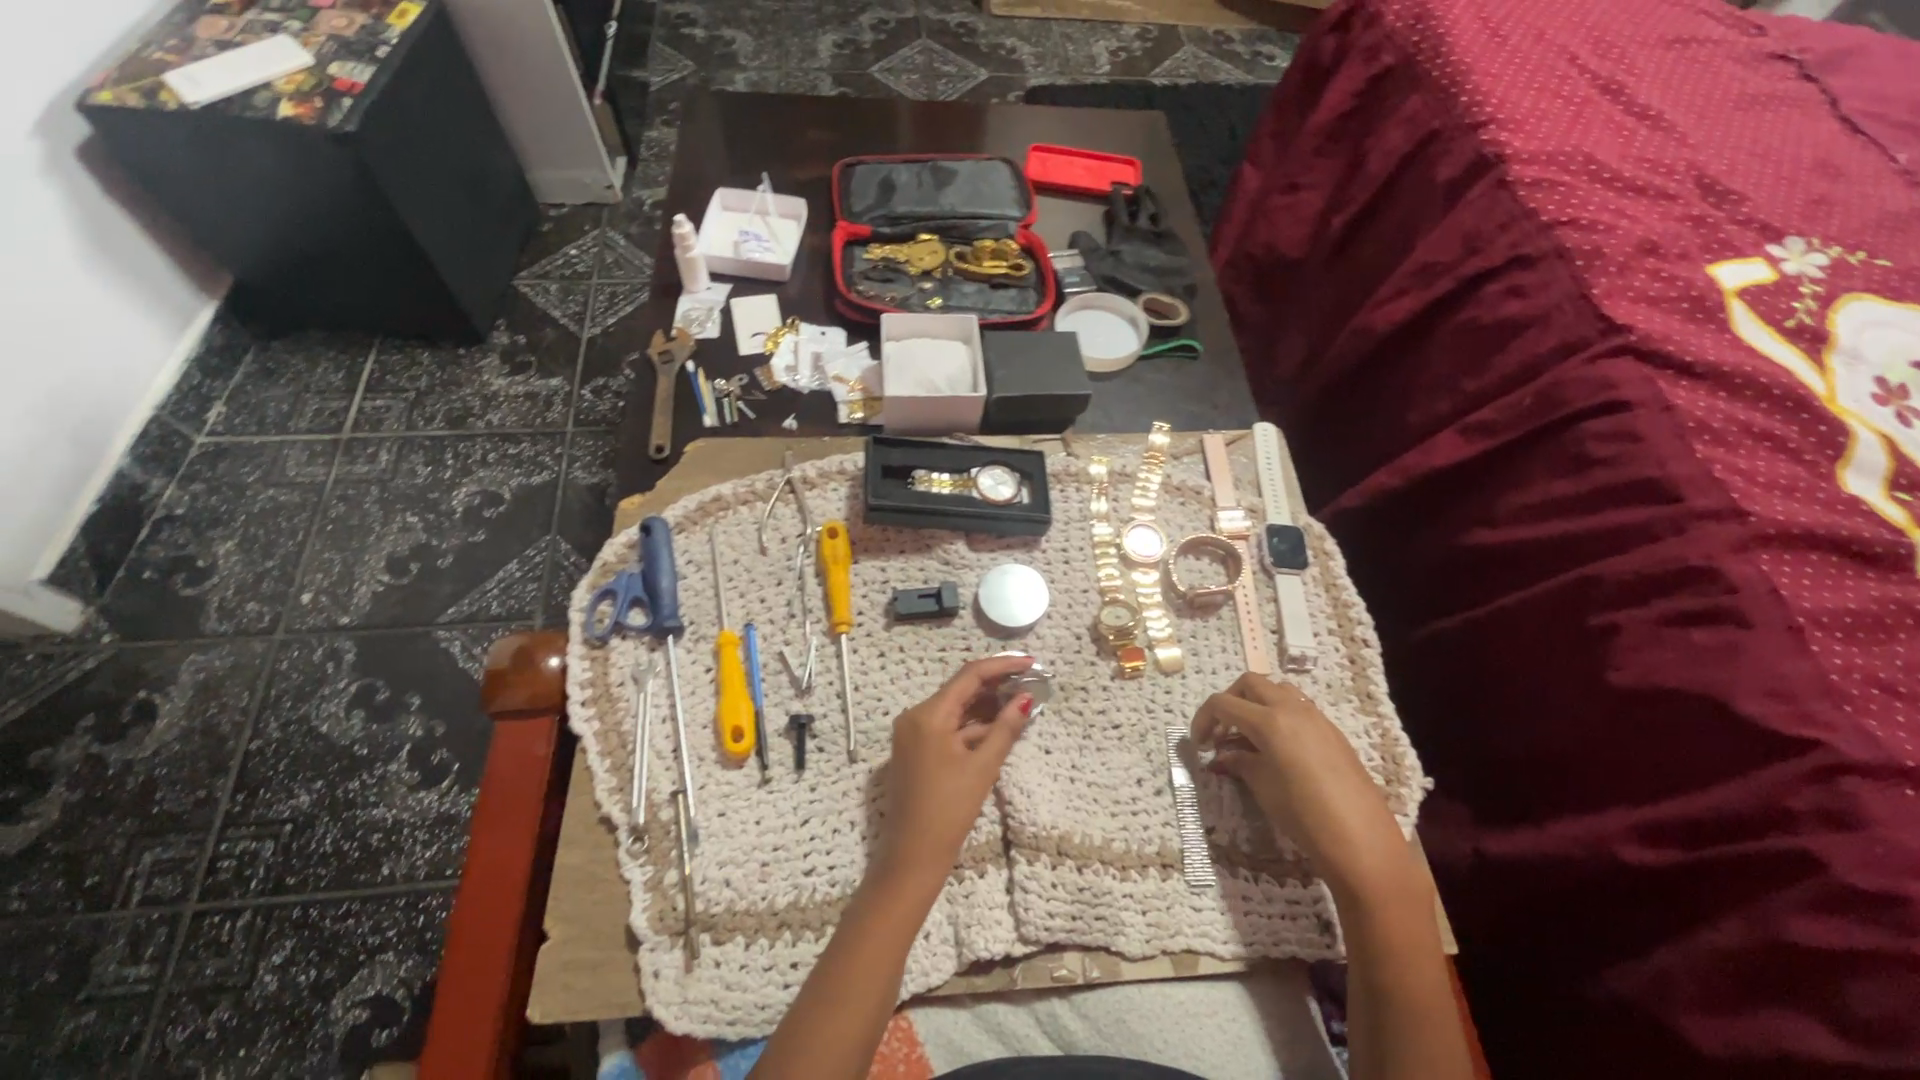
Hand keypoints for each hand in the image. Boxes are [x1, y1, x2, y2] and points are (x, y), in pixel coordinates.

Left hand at [872, 654, 1035, 890]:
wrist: (912, 855)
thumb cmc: (948, 810)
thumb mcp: (983, 766)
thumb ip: (1006, 728)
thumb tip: (1027, 698)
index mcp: (927, 714)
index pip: (969, 676)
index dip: (1002, 666)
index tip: (1031, 663)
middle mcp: (915, 716)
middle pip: (960, 689)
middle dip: (996, 685)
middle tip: (1031, 682)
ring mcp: (913, 734)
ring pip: (955, 709)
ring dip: (986, 706)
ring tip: (1022, 702)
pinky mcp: (916, 750)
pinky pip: (947, 727)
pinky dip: (973, 726)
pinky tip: (999, 727)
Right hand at [1190, 673, 1410, 898]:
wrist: (1359, 837)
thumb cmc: (1303, 813)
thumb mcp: (1262, 786)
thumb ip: (1240, 762)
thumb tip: (1223, 757)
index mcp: (1269, 721)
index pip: (1223, 703)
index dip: (1203, 720)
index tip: (1199, 744)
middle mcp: (1292, 708)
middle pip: (1250, 683)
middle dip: (1229, 701)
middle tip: (1221, 732)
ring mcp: (1316, 717)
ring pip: (1277, 690)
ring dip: (1256, 703)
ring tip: (1248, 736)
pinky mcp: (1331, 731)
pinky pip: (1298, 707)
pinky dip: (1278, 715)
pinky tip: (1276, 747)